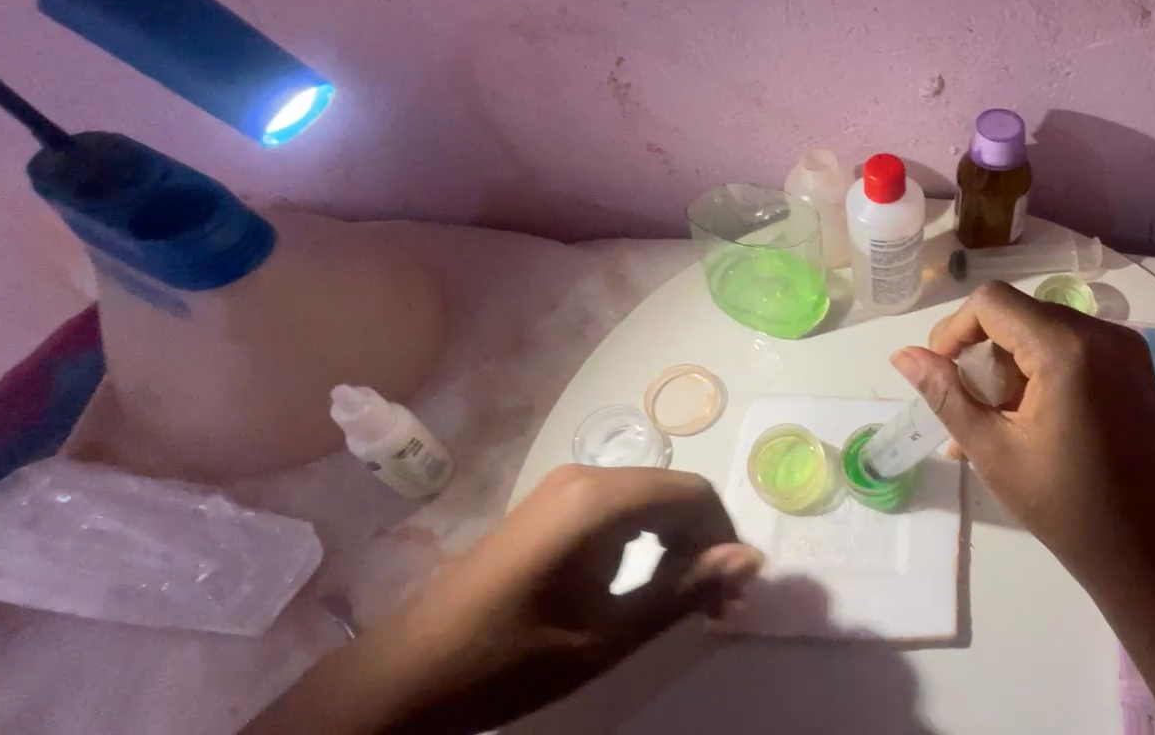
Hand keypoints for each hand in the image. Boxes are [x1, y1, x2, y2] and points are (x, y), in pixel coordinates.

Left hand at [247, 466, 761, 734]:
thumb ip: (685, 591)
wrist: (403, 678)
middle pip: (674, 493)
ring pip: (648, 500)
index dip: (723, 540)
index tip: (729, 598)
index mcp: (601, 499)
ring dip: (675, 544)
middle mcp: (586, 476)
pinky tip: (637, 583)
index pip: (695, 495)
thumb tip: (752, 558)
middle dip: (702, 544)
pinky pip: (618, 508)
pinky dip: (644, 541)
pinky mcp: (549, 506)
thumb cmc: (510, 659)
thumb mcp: (609, 635)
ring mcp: (563, 487)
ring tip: (681, 601)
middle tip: (712, 607)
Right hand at [893, 284, 1154, 734]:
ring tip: (997, 429)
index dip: (954, 331)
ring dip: (1011, 369)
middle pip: (1019, 315)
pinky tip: (1032, 424)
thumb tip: (902, 355)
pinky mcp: (1137, 369)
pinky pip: (1074, 351)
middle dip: (984, 356)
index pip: (990, 302)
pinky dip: (1043, 374)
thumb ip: (946, 395)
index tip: (940, 376)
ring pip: (1045, 332)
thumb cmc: (1071, 509)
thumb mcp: (995, 451)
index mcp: (1066, 346)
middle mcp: (1101, 332)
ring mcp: (1126, 349)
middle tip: (971, 413)